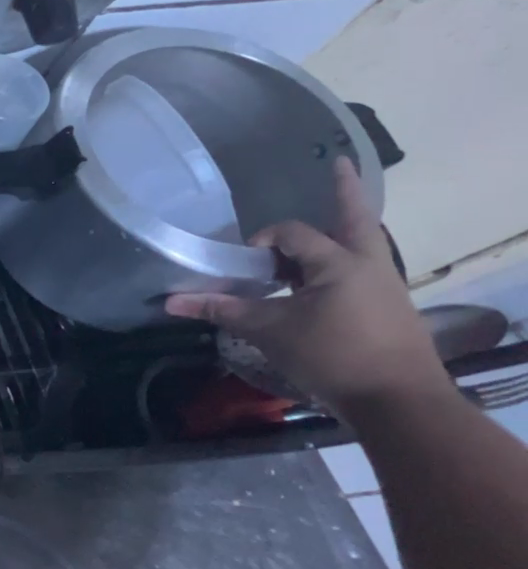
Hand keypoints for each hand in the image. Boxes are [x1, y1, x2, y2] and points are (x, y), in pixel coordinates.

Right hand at [165, 157, 447, 417]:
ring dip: (335, 234)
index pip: (293, 233)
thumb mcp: (269, 331)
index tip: (243, 263)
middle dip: (345, 192)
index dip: (263, 240)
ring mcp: (385, 286)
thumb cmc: (332, 356)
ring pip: (359, 246)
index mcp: (340, 262)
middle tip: (339, 166)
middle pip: (355, 219)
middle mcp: (368, 265)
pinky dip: (339, 263)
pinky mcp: (390, 308)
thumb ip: (222, 310)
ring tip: (310, 234)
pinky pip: (362, 271)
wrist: (399, 402)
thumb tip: (169, 302)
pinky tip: (316, 281)